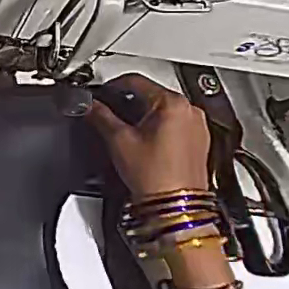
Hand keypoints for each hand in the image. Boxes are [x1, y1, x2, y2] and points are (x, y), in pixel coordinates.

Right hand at [86, 73, 211, 197]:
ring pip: (162, 109)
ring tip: (128, 132)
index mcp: (173, 103)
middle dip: (128, 102)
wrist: (176, 207)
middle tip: (111, 114)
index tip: (102, 94)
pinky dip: (159, 127)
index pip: (135, 81)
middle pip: (150, 94)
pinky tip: (145, 142)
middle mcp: (190, 110)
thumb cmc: (156, 178)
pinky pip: (175, 123)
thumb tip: (89, 105)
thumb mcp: (119, 140)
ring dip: (143, 115)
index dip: (113, 86)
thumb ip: (100, 116)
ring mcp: (197, 126)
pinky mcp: (199, 140)